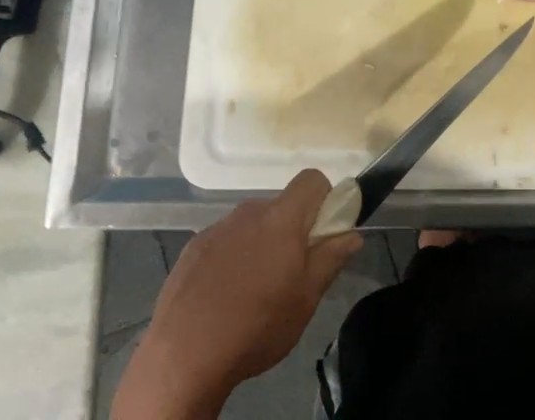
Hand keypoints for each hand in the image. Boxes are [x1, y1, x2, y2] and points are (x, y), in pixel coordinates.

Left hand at [116, 170, 362, 418]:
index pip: (311, 180)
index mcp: (281, 219)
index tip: (324, 232)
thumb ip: (331, 259)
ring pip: (252, 225)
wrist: (183, 355)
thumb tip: (351, 234)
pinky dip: (233, 257)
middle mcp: (248, 213)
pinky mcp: (192, 248)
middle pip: (281, 205)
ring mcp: (216, 229)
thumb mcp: (306, 299)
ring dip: (261, 244)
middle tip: (292, 272)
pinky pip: (225, 241)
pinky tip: (225, 296)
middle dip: (292, 229)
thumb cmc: (256, 326)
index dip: (324, 199)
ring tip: (255, 291)